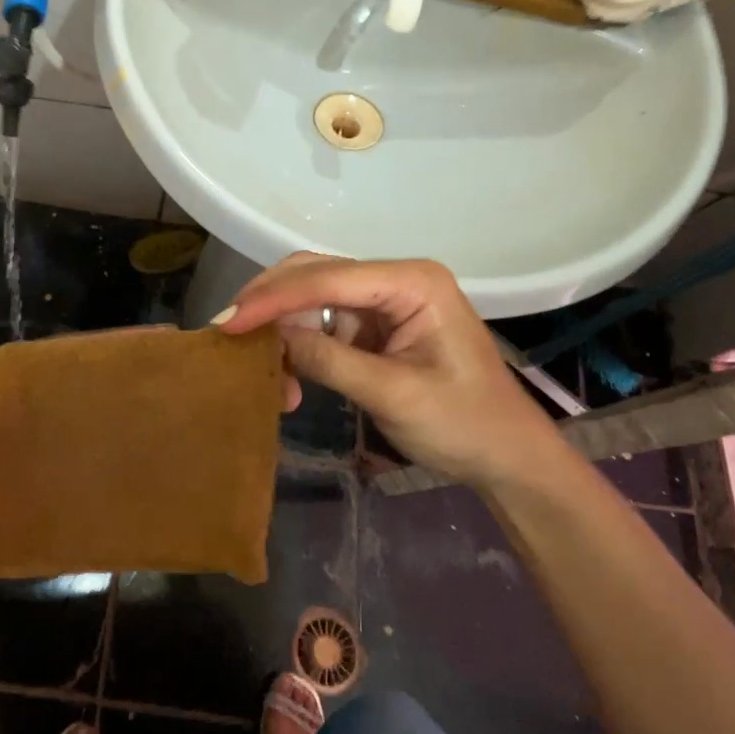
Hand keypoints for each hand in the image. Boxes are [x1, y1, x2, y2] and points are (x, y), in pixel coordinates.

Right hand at [216, 253, 563, 487]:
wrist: (507, 458)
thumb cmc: (465, 424)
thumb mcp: (395, 395)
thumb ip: (330, 360)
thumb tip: (271, 337)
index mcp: (412, 282)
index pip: (328, 279)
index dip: (274, 299)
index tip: (229, 323)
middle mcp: (395, 280)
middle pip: (314, 274)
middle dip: (269, 303)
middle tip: (227, 333)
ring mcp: (383, 302)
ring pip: (310, 298)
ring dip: (281, 330)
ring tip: (261, 370)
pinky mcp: (373, 327)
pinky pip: (321, 325)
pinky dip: (298, 349)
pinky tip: (289, 381)